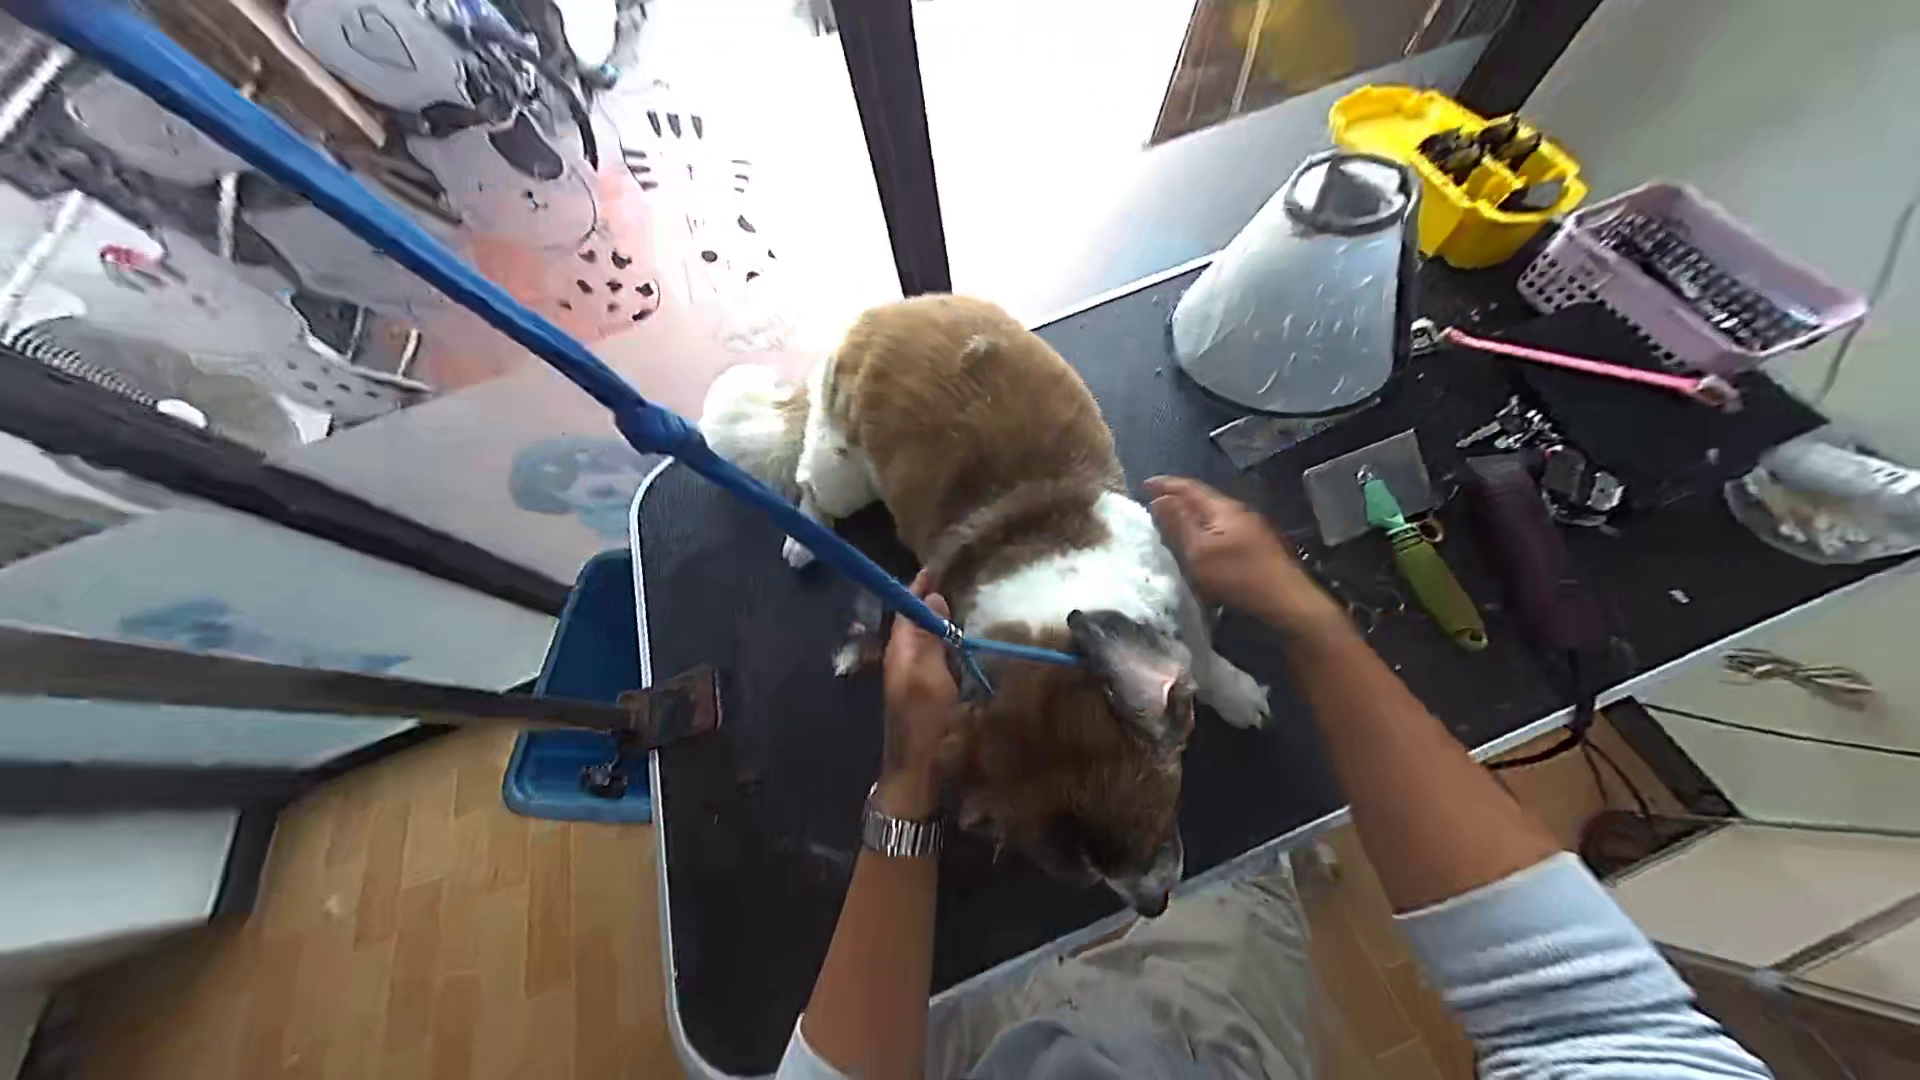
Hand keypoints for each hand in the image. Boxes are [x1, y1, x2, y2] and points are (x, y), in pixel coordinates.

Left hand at [877, 570, 958, 818]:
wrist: (917, 768)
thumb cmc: (923, 719)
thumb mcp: (929, 674)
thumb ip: (930, 636)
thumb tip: (933, 598)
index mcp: (900, 649)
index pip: (906, 607)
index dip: (918, 587)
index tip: (936, 567)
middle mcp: (903, 657)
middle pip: (914, 620)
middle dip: (930, 599)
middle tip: (957, 581)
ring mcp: (913, 674)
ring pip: (924, 636)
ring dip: (939, 619)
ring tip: (964, 604)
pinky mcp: (925, 689)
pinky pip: (934, 654)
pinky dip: (947, 641)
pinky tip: (965, 642)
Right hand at [1146, 476, 1341, 631]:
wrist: (1287, 601)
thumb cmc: (1238, 576)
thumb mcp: (1199, 552)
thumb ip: (1178, 524)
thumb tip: (1160, 500)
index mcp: (1223, 509)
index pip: (1189, 488)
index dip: (1165, 484)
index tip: (1144, 485)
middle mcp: (1238, 511)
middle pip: (1202, 499)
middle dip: (1177, 500)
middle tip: (1154, 508)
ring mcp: (1250, 527)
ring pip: (1212, 515)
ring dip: (1190, 517)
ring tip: (1172, 526)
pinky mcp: (1256, 543)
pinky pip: (1221, 528)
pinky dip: (1203, 530)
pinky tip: (1199, 543)